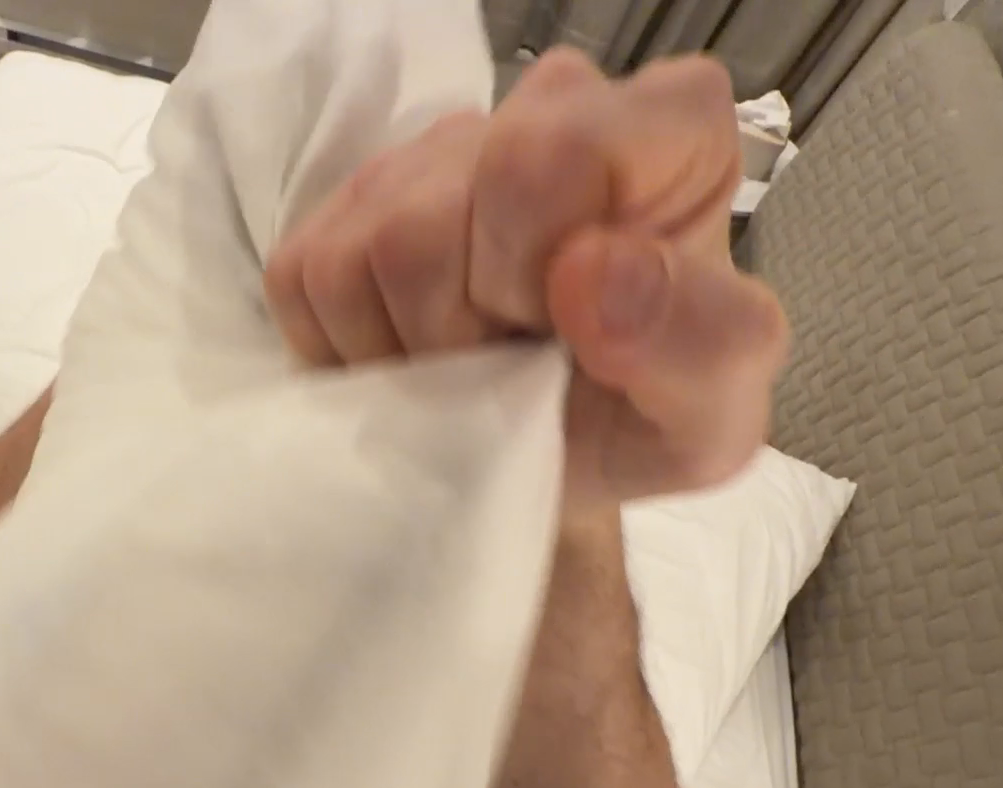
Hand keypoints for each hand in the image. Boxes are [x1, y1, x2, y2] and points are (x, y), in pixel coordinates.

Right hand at [264, 48, 789, 512]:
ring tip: (449, 371)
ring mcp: (420, 161)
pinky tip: (398, 357)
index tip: (544, 338)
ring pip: (357, 252)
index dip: (519, 274)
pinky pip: (299, 279)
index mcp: (659, 134)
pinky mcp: (338, 214)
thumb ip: (699, 345)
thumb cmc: (623, 429)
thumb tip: (590, 272)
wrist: (538, 456)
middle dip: (448, 332)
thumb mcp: (703, 427)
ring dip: (394, 350)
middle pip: (427, 217)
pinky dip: (339, 349)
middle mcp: (532, 117)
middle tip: (493, 372)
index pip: (545, 155)